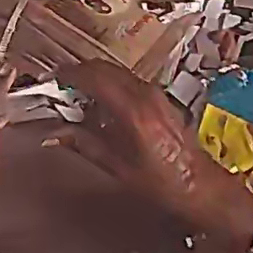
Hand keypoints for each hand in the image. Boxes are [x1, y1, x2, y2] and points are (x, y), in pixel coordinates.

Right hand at [52, 61, 252, 235]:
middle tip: (59, 85)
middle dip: (79, 72)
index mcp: (133, 111)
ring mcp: (155, 92)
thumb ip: (84, 144)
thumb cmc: (162, 183)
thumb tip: (54, 135)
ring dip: (94, 76)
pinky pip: (128, 79)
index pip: (94, 77)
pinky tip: (100, 102)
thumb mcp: (117, 167)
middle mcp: (145, 94)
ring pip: (116, 70)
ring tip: (75, 93)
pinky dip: (109, 82)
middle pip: (104, 67)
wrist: (200, 185)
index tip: (52, 78)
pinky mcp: (160, 96)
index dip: (69, 74)